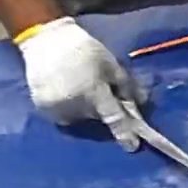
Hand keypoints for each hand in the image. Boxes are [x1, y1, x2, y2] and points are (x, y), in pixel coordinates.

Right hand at [15, 18, 149, 150]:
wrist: (45, 40)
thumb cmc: (82, 49)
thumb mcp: (109, 62)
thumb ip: (125, 85)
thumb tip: (142, 102)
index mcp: (94, 91)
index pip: (113, 118)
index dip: (125, 133)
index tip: (133, 146)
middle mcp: (75, 105)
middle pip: (96, 117)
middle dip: (100, 108)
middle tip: (94, 89)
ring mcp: (57, 110)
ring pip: (79, 119)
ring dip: (83, 109)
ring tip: (77, 87)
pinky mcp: (44, 111)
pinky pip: (63, 116)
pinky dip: (67, 108)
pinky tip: (64, 91)